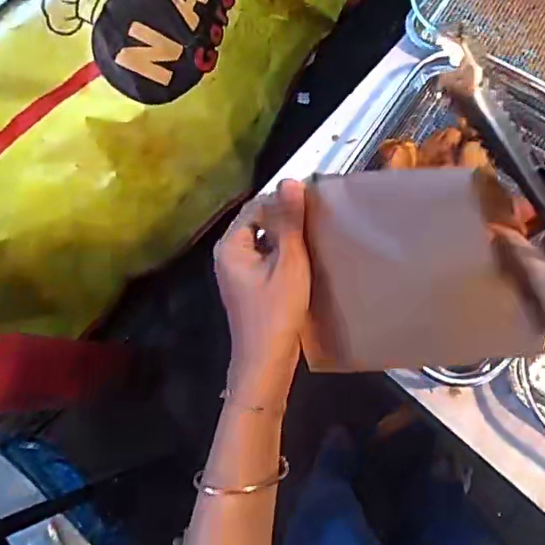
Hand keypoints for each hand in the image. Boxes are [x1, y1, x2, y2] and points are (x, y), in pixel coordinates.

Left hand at [214, 180, 309, 408]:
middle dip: (285, 219)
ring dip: (286, 238)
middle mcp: (228, 256)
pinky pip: (267, 259)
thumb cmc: (276, 312)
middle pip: (259, 223)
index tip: (311, 203)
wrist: (266, 362)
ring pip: (265, 242)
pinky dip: (284, 256)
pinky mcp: (250, 287)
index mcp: (231, 246)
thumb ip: (290, 221)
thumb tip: (291, 181)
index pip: (256, 206)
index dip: (282, 201)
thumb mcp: (289, 262)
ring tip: (313, 237)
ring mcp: (238, 273)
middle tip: (315, 219)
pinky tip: (305, 261)